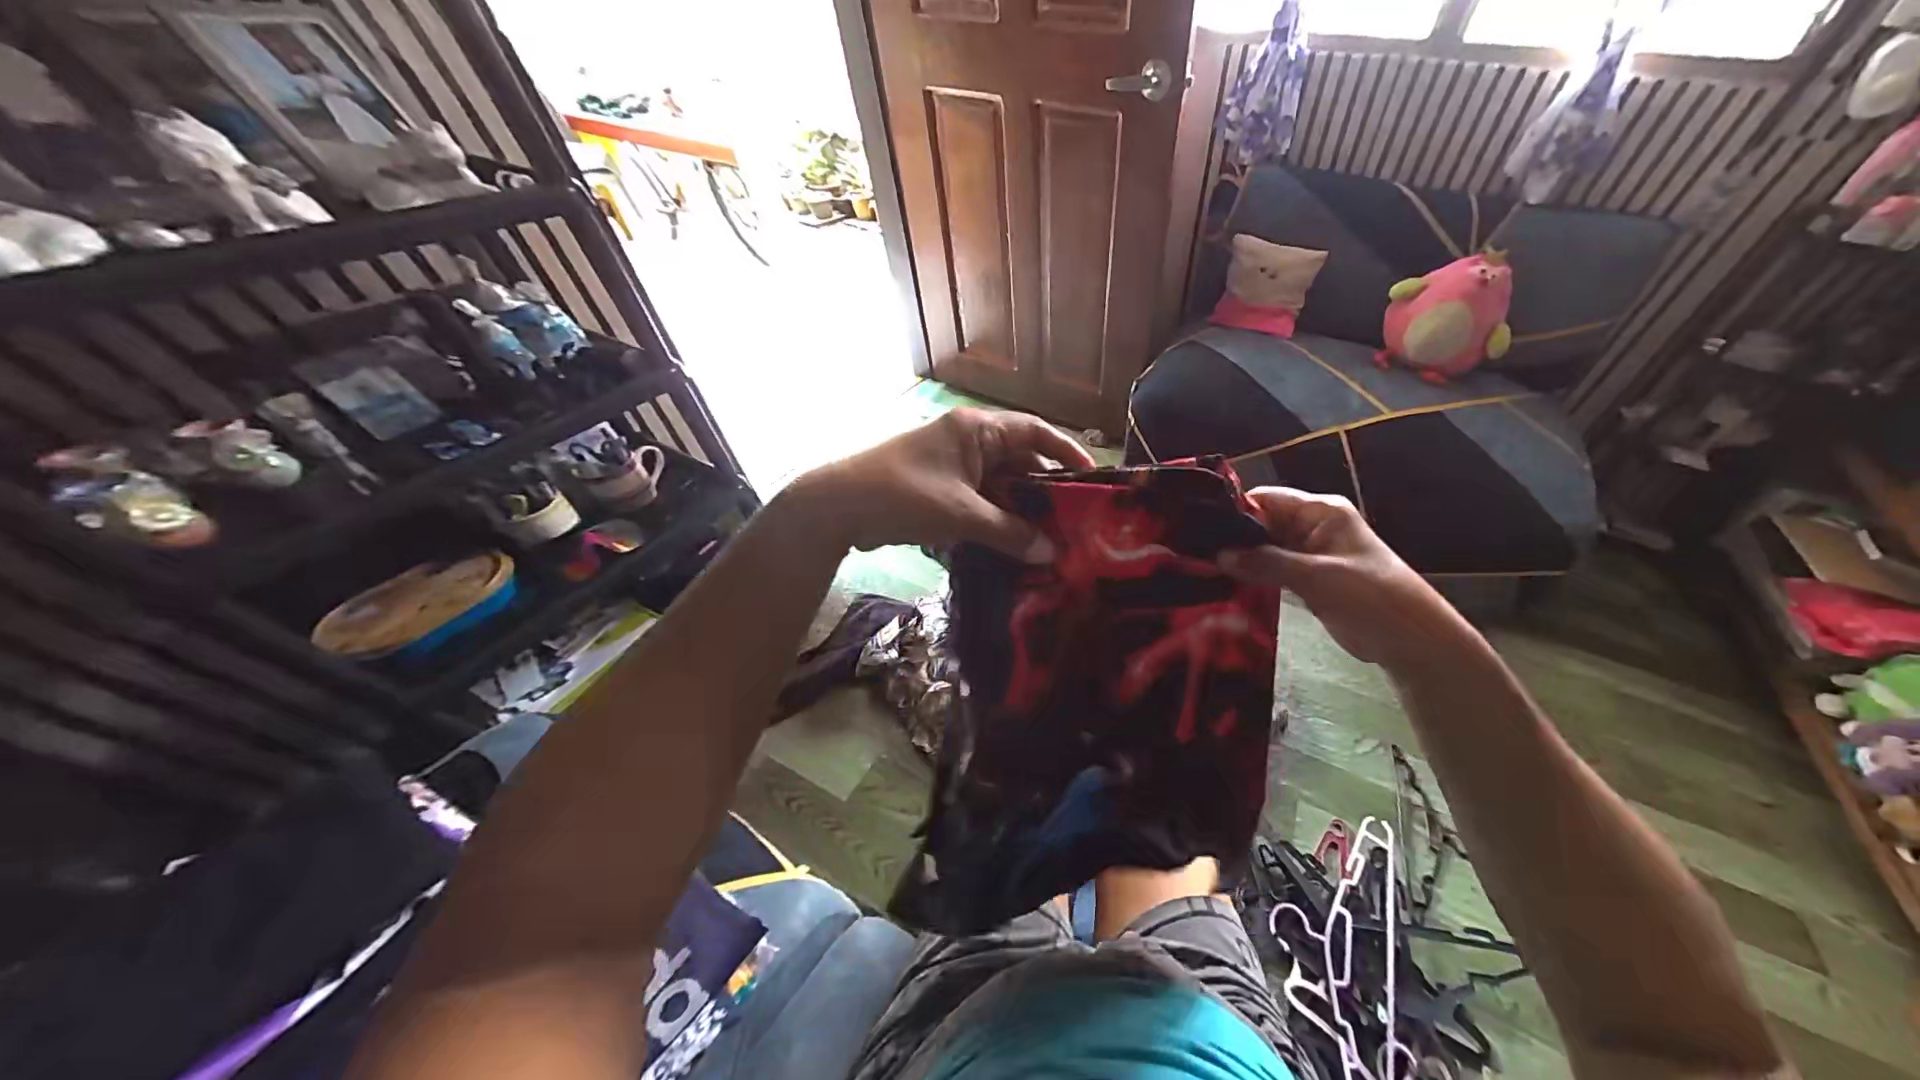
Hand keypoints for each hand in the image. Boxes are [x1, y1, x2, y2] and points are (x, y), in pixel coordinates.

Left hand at [792, 408, 1094, 558]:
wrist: (838, 508)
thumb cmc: (903, 495)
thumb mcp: (962, 514)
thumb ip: (1008, 533)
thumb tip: (1050, 553)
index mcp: (977, 430)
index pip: (1036, 432)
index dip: (1067, 453)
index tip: (1093, 479)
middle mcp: (969, 443)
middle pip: (1021, 463)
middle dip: (1045, 493)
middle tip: (1075, 524)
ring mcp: (954, 468)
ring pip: (1000, 488)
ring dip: (1020, 513)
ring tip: (1051, 543)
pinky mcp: (941, 493)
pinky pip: (980, 504)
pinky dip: (996, 524)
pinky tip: (1015, 549)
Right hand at [1217, 488, 1471, 668]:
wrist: (1410, 640)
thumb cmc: (1371, 597)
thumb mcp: (1317, 577)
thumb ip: (1266, 563)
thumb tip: (1219, 555)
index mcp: (1320, 512)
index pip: (1266, 499)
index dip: (1234, 510)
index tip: (1200, 528)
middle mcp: (1311, 527)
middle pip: (1260, 523)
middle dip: (1231, 538)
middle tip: (1193, 554)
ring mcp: (1307, 554)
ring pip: (1261, 549)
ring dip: (1239, 559)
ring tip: (1201, 569)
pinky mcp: (1304, 580)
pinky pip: (1269, 571)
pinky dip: (1250, 577)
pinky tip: (1224, 585)